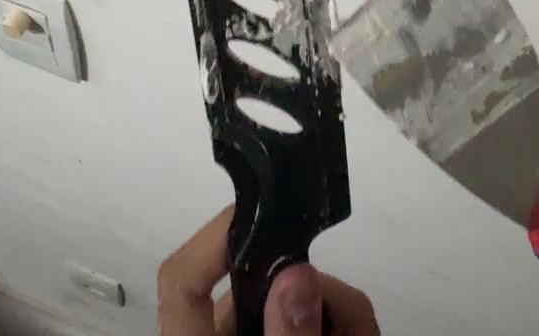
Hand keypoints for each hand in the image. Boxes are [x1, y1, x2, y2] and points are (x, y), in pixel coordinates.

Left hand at [159, 207, 378, 335]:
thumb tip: (297, 275)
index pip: (182, 280)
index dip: (214, 238)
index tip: (266, 215)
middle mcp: (221, 332)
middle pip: (263, 281)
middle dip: (321, 291)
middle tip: (357, 323)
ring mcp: (248, 332)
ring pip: (299, 292)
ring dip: (342, 313)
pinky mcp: (277, 332)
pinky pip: (318, 310)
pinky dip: (343, 325)